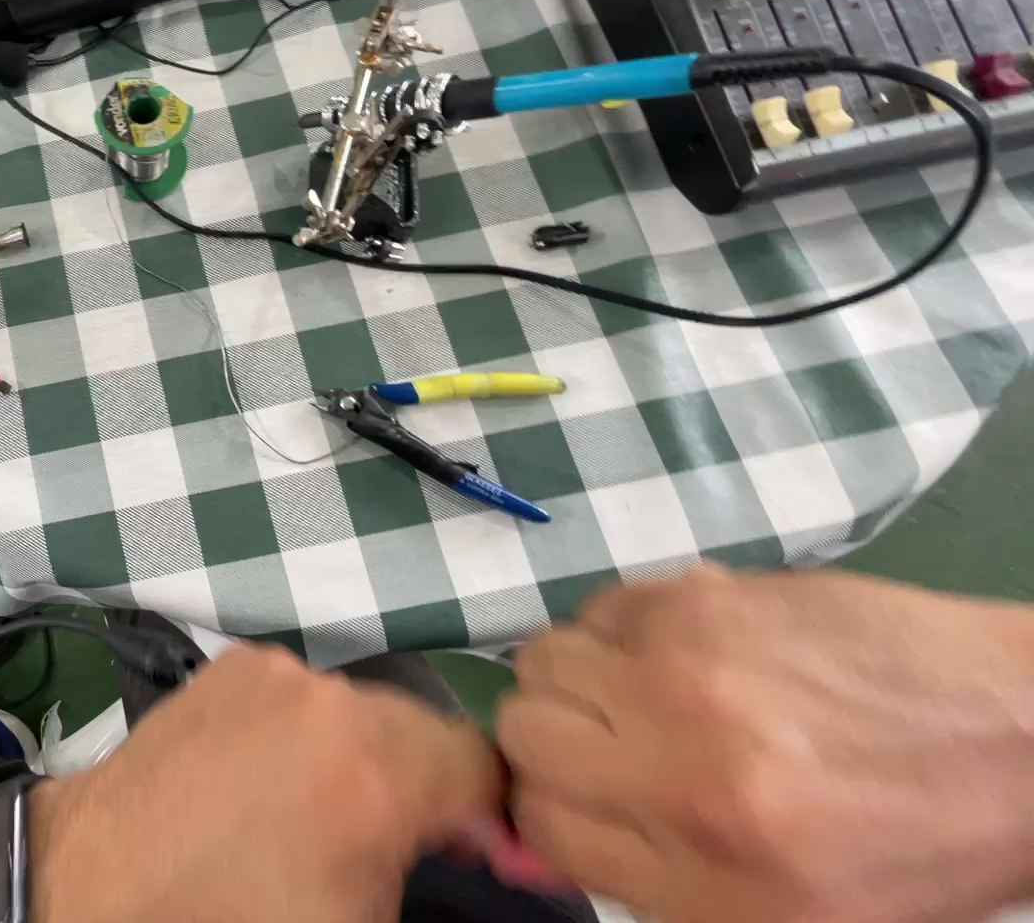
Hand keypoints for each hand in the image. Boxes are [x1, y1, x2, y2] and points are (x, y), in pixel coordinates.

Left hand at [31, 642, 504, 922]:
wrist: (104, 876)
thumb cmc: (236, 916)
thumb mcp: (358, 915)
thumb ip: (422, 863)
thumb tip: (470, 835)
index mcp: (375, 769)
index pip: (482, 762)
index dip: (494, 811)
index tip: (483, 849)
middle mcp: (329, 697)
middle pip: (420, 728)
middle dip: (423, 780)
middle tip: (392, 834)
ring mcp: (273, 669)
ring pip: (358, 707)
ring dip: (360, 750)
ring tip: (318, 803)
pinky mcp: (230, 662)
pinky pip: (299, 693)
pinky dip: (305, 726)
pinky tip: (270, 770)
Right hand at [499, 566, 1033, 922]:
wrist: (1018, 730)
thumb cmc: (901, 838)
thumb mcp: (779, 908)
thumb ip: (634, 870)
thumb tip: (510, 837)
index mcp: (710, 880)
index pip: (539, 820)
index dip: (554, 800)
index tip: (591, 788)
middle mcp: (680, 779)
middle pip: (522, 729)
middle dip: (556, 731)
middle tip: (618, 732)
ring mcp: (678, 679)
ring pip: (540, 658)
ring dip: (580, 673)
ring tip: (653, 685)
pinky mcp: (688, 601)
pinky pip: (592, 610)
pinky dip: (621, 630)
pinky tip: (687, 648)